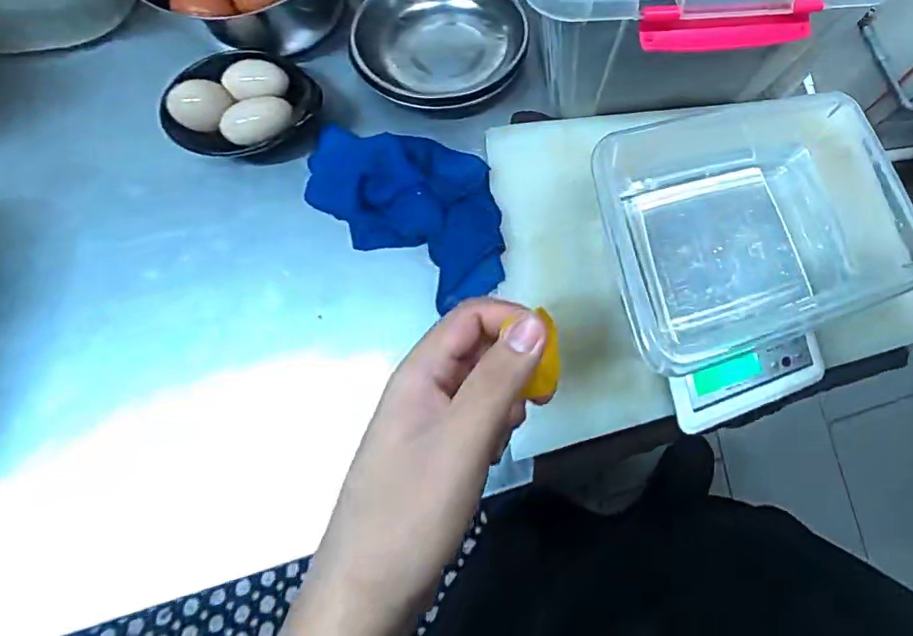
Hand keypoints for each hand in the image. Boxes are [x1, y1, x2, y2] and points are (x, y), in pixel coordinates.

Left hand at [289, 298, 549, 635]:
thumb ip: (499, 378)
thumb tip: (535, 321)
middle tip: (541, 396)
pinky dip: (495, 423)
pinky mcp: (435, 450)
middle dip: (514, 360)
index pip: (471, 315)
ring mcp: (427, 420)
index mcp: (420, 371)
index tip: (548, 350)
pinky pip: (474, 414)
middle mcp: (423, 387)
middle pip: (477, 345)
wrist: (364, 597)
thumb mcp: (463, 439)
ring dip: (506, 395)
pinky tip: (495, 452)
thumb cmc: (411, 511)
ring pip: (480, 381)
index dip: (511, 319)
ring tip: (510, 431)